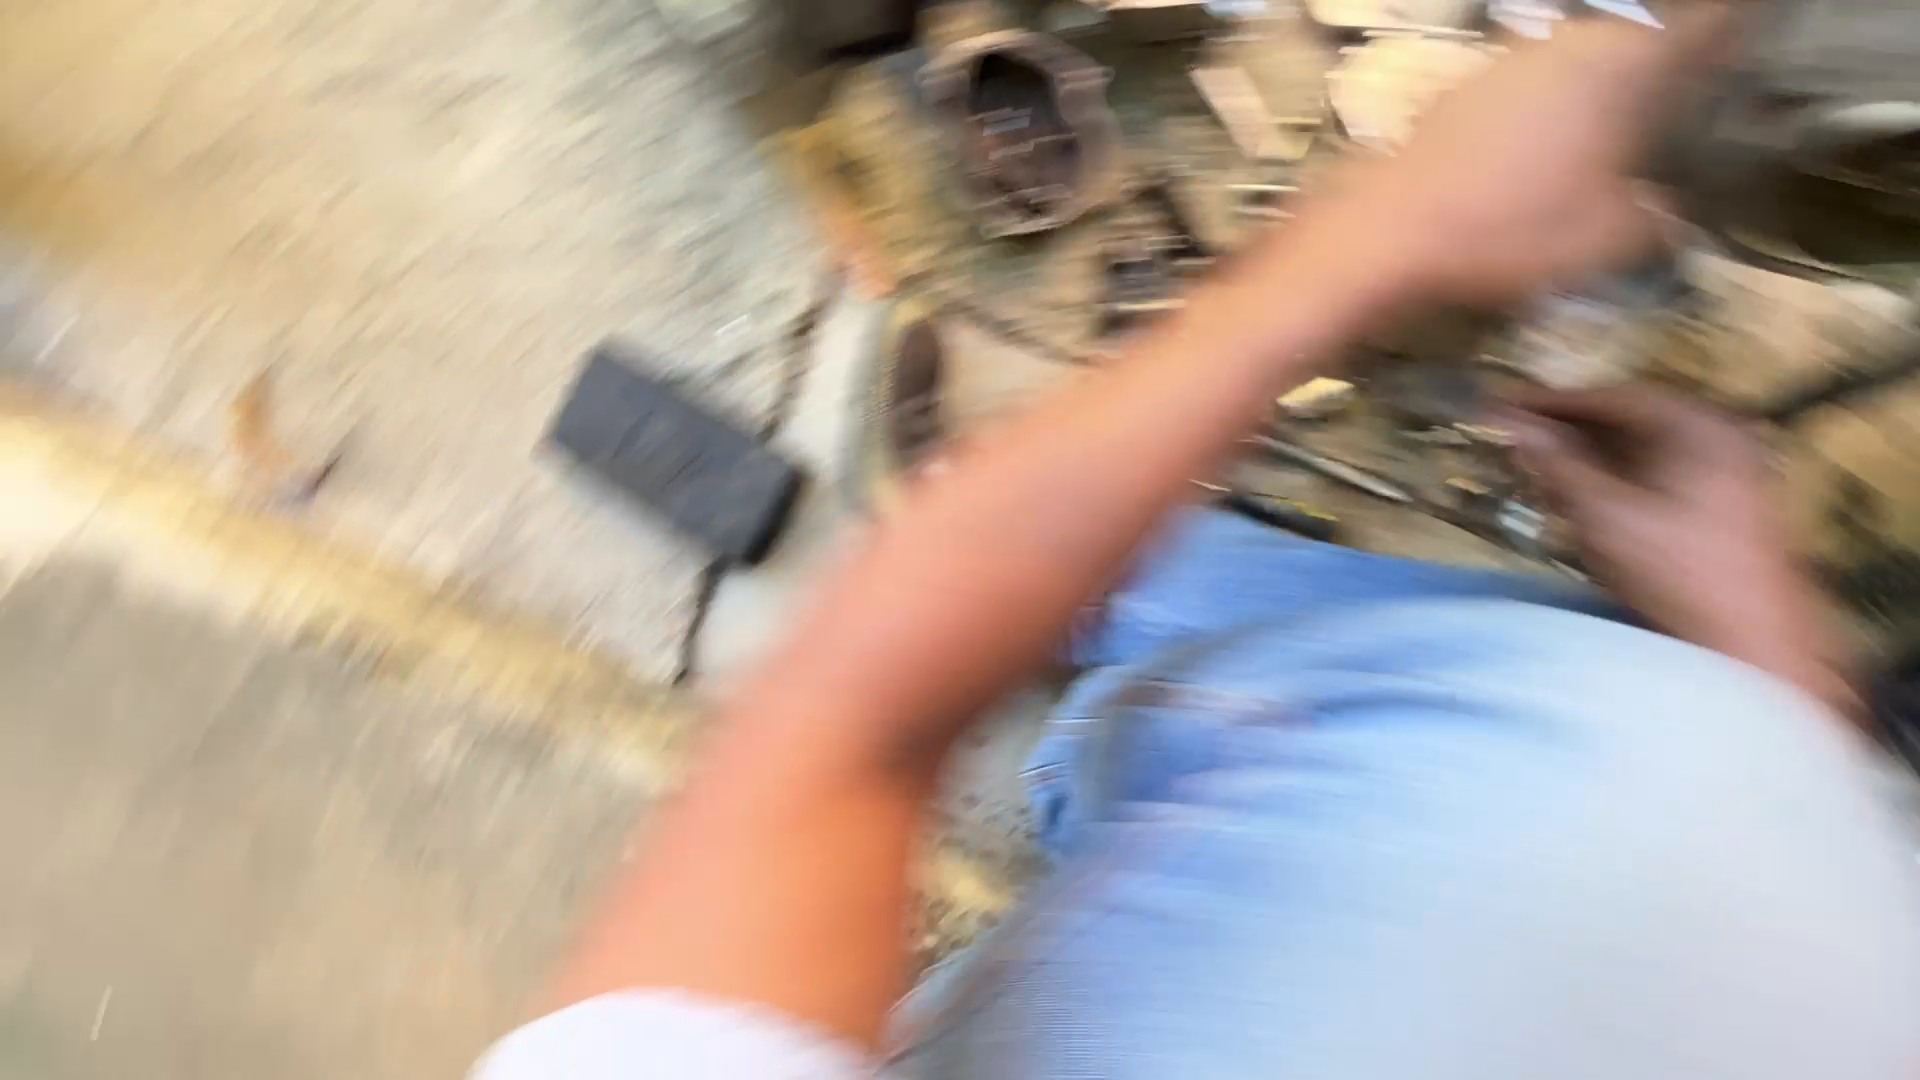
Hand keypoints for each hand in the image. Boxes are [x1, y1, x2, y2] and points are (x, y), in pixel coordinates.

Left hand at [1304, 10, 1728, 306]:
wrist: (1384, 236)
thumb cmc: (1505, 228)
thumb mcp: (1603, 238)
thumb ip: (1655, 222)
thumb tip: (1667, 220)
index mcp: (1625, 55)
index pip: (1708, 23)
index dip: (1729, 40)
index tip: (1732, 66)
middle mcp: (1563, 42)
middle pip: (1631, 37)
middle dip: (1650, 71)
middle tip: (1660, 115)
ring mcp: (1497, 66)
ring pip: (1565, 64)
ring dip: (1582, 93)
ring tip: (1587, 142)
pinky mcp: (1448, 99)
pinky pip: (1510, 96)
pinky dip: (1526, 117)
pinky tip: (1518, 159)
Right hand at [1497, 385, 1862, 720]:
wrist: (1746, 641)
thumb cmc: (1673, 569)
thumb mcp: (1602, 512)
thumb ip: (1554, 464)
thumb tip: (1508, 424)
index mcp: (1700, 430)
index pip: (1613, 398)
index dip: (1551, 401)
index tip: (1499, 404)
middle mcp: (1718, 440)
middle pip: (1626, 420)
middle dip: (1563, 428)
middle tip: (1510, 435)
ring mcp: (1722, 473)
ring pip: (1635, 449)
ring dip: (1579, 454)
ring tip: (1530, 466)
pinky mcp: (1714, 505)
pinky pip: (1647, 473)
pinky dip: (1603, 476)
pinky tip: (1570, 494)